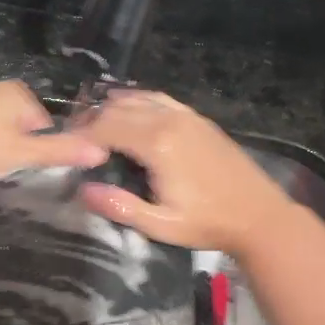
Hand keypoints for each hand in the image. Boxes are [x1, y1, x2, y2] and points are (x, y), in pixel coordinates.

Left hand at [0, 80, 106, 182]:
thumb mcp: (20, 153)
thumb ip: (60, 151)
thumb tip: (102, 151)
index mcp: (22, 94)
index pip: (49, 129)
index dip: (38, 153)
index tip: (20, 169)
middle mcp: (1, 89)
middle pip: (24, 129)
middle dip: (14, 151)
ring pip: (0, 131)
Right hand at [76, 90, 289, 251]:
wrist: (259, 216)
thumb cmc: (207, 224)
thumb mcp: (161, 225)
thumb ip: (120, 207)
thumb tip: (83, 190)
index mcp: (158, 144)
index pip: (105, 128)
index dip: (80, 136)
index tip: (64, 149)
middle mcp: (170, 120)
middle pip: (118, 109)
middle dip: (91, 121)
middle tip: (72, 140)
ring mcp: (186, 116)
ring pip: (137, 99)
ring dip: (111, 109)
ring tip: (93, 127)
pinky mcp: (198, 119)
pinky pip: (159, 99)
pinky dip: (136, 101)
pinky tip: (127, 111)